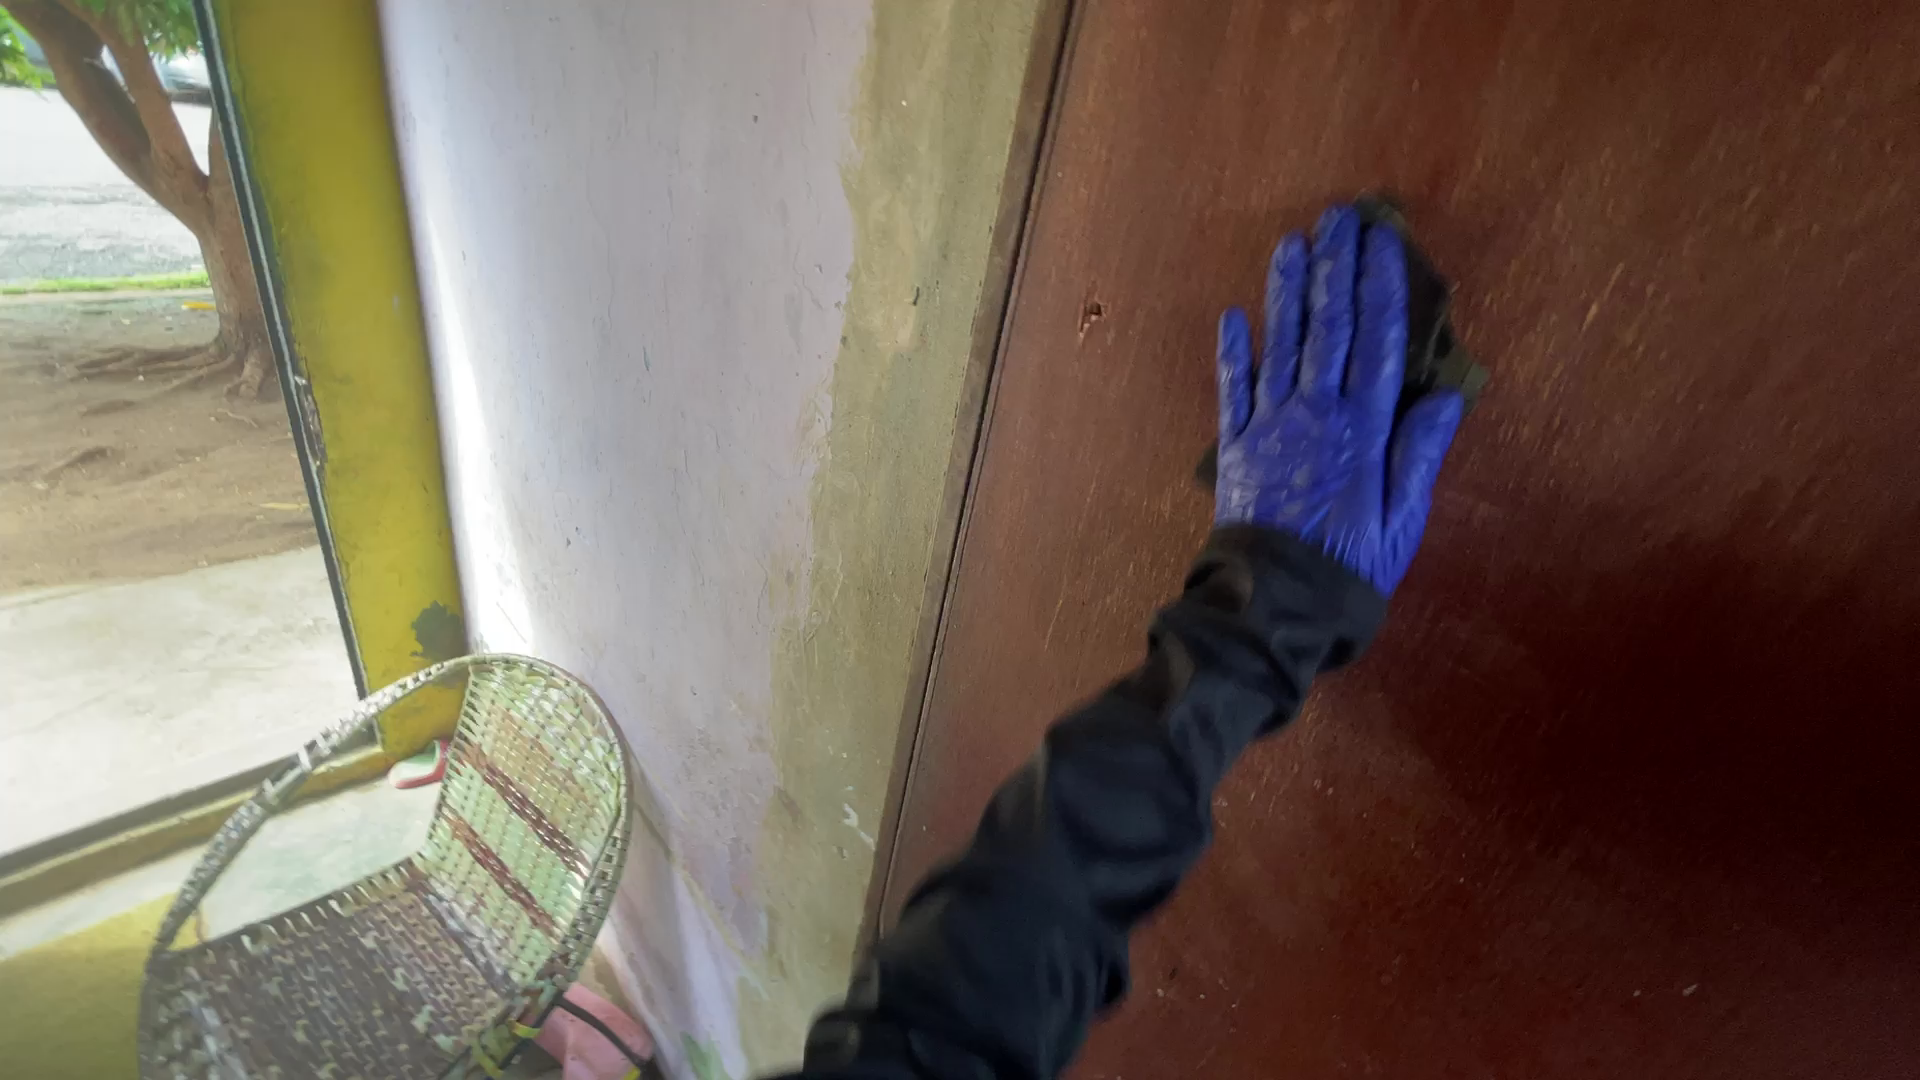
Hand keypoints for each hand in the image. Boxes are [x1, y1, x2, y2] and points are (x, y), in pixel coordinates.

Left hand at [1214, 204, 1464, 593]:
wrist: (1279, 597)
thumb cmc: (1351, 562)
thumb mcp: (1404, 517)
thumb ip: (1419, 451)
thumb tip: (1444, 392)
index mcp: (1362, 426)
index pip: (1377, 340)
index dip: (1380, 286)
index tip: (1381, 240)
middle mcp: (1314, 413)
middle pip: (1328, 329)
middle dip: (1333, 270)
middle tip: (1336, 219)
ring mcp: (1268, 426)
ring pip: (1281, 347)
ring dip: (1285, 294)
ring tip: (1290, 244)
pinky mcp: (1234, 446)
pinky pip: (1232, 391)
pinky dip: (1232, 354)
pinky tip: (1232, 315)